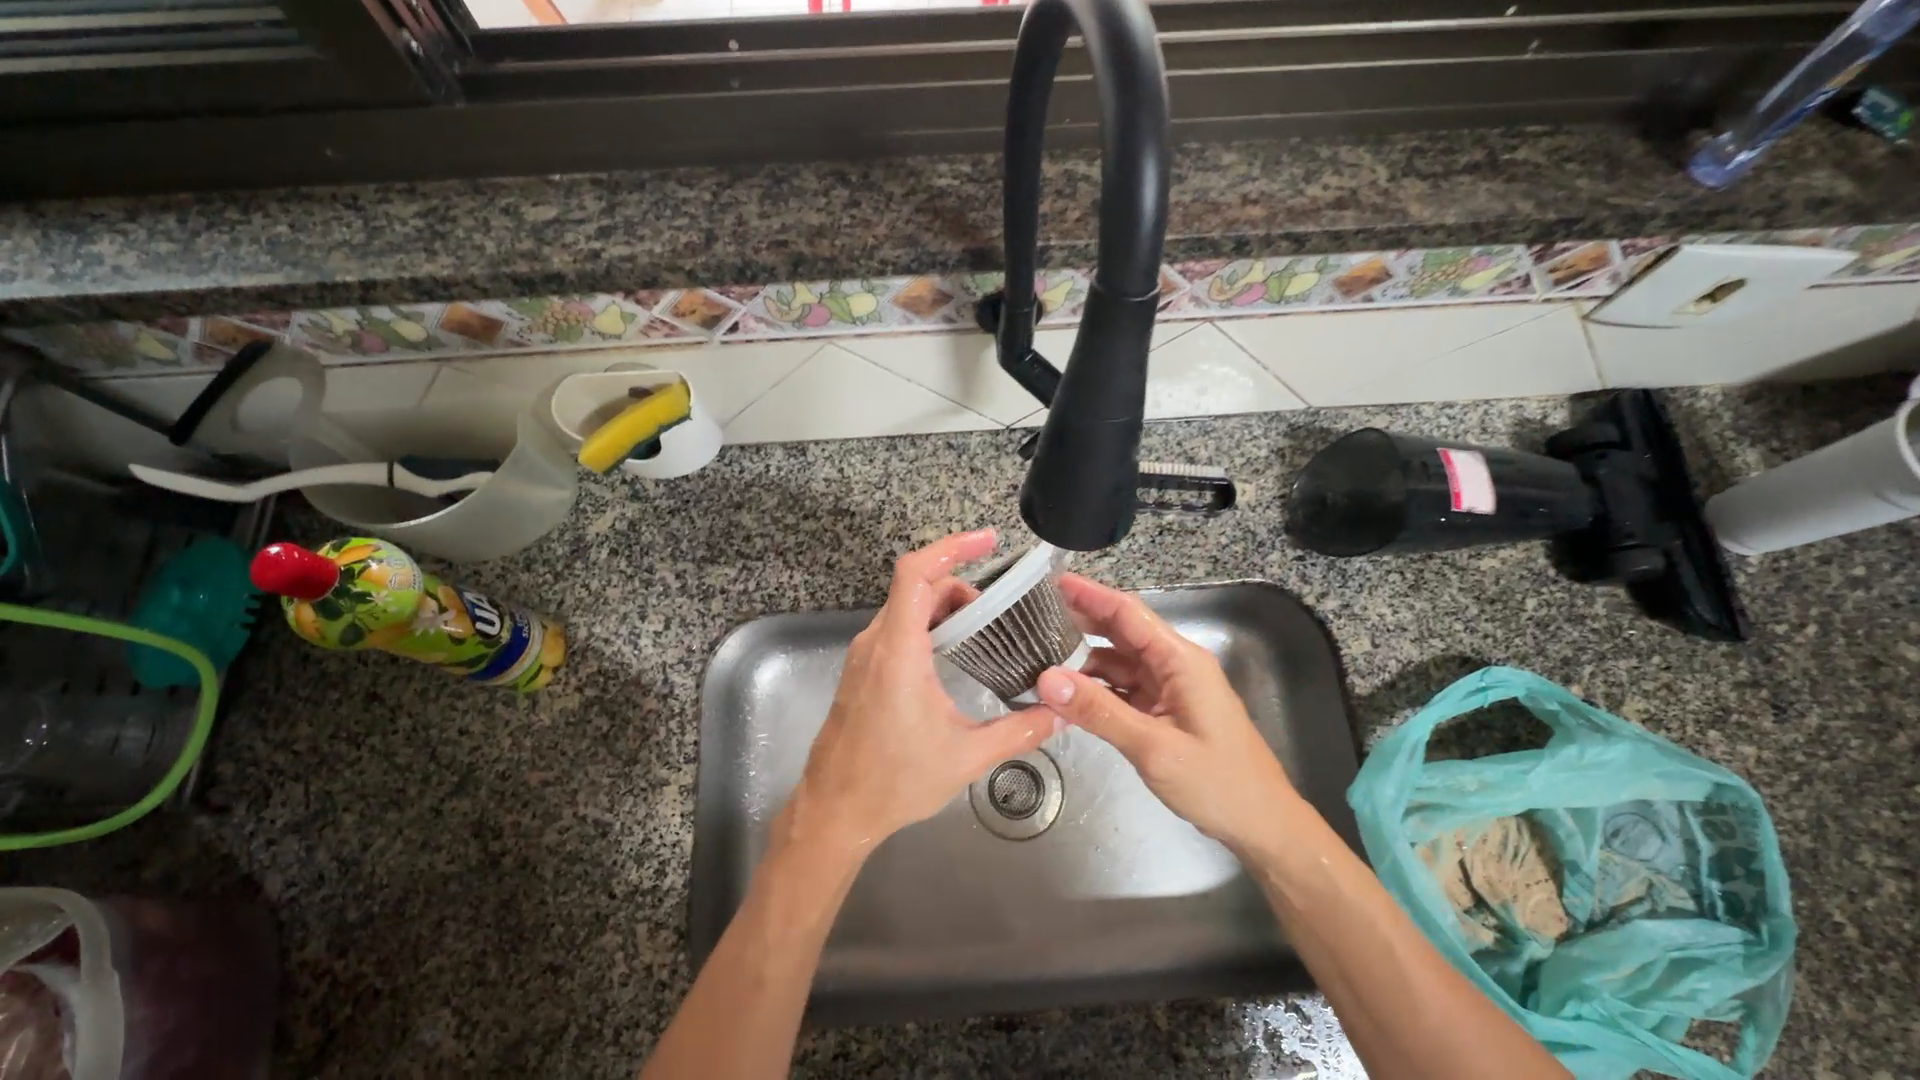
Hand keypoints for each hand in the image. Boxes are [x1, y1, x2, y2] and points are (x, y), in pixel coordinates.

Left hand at [782, 529, 1058, 856]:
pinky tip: (954, 653)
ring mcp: (864, 658)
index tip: (987, 541)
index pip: (916, 574)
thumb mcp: (966, 757)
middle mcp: (876, 644)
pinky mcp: (862, 674)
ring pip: (905, 609)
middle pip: (916, 588)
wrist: (834, 810)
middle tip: (1000, 606)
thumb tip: (1060, 714)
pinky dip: (927, 627)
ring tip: (984, 628)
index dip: (952, 548)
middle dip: (960, 586)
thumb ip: (1019, 731)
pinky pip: (896, 631)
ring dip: (943, 607)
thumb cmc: (894, 782)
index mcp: (899, 652)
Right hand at [1034, 573, 1298, 854]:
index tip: (1051, 581)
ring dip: (1082, 661)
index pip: (1128, 613)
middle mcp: (1174, 665)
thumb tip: (1046, 678)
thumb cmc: (1217, 782)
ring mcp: (1169, 689)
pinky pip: (1123, 690)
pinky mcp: (1164, 712)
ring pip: (1118, 663)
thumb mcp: (1153, 747)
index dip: (1090, 594)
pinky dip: (1095, 690)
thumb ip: (1099, 711)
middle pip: (1121, 632)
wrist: (1261, 823)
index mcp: (1180, 660)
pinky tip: (1065, 695)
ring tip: (1036, 657)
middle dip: (1079, 621)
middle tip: (1030, 616)